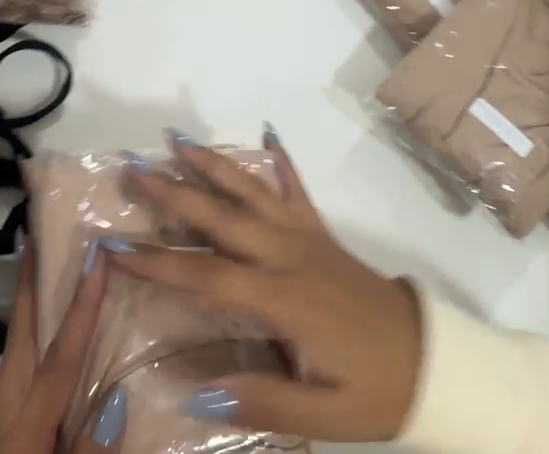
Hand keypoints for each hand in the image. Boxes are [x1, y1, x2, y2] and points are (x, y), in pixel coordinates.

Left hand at [0, 243, 129, 453]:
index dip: (81, 310)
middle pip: (19, 338)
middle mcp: (5, 414)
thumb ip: (90, 450)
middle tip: (35, 236)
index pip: (59, 360)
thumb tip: (118, 400)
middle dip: (27, 284)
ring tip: (44, 268)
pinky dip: (32, 336)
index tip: (97, 260)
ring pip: (16, 350)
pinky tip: (47, 332)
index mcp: (23, 430)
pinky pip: (19, 370)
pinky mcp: (3, 430)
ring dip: (29, 306)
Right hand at [104, 128, 422, 442]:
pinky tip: (268, 134)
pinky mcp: (323, 233)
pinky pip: (297, 189)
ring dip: (213, 164)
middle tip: (133, 169)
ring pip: (253, 191)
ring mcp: (308, 237)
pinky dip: (280, 160)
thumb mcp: (325, 414)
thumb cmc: (377, 389)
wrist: (435, 360)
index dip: (157, 262)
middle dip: (174, 193)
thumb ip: (262, 402)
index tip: (114, 247)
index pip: (208, 275)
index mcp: (284, 299)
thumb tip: (194, 391)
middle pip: (222, 217)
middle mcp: (290, 255)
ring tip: (177, 141)